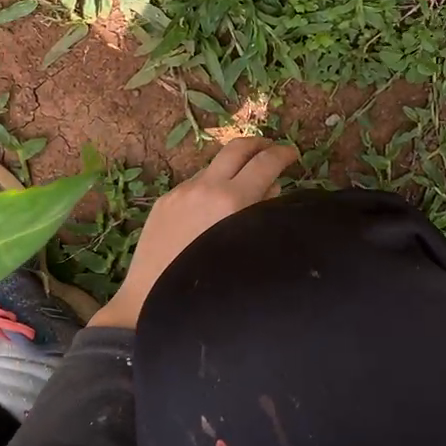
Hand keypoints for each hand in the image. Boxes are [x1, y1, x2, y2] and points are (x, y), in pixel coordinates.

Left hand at [89, 137, 298, 329]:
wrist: (151, 302)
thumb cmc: (211, 284)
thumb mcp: (248, 246)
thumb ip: (263, 209)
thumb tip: (270, 186)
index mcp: (232, 200)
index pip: (266, 161)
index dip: (284, 153)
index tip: (294, 155)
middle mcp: (206, 187)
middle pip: (238, 147)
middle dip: (260, 144)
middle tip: (273, 150)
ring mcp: (181, 191)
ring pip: (215, 165)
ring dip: (234, 166)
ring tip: (244, 182)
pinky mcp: (164, 200)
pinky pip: (196, 182)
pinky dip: (212, 184)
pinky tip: (213, 206)